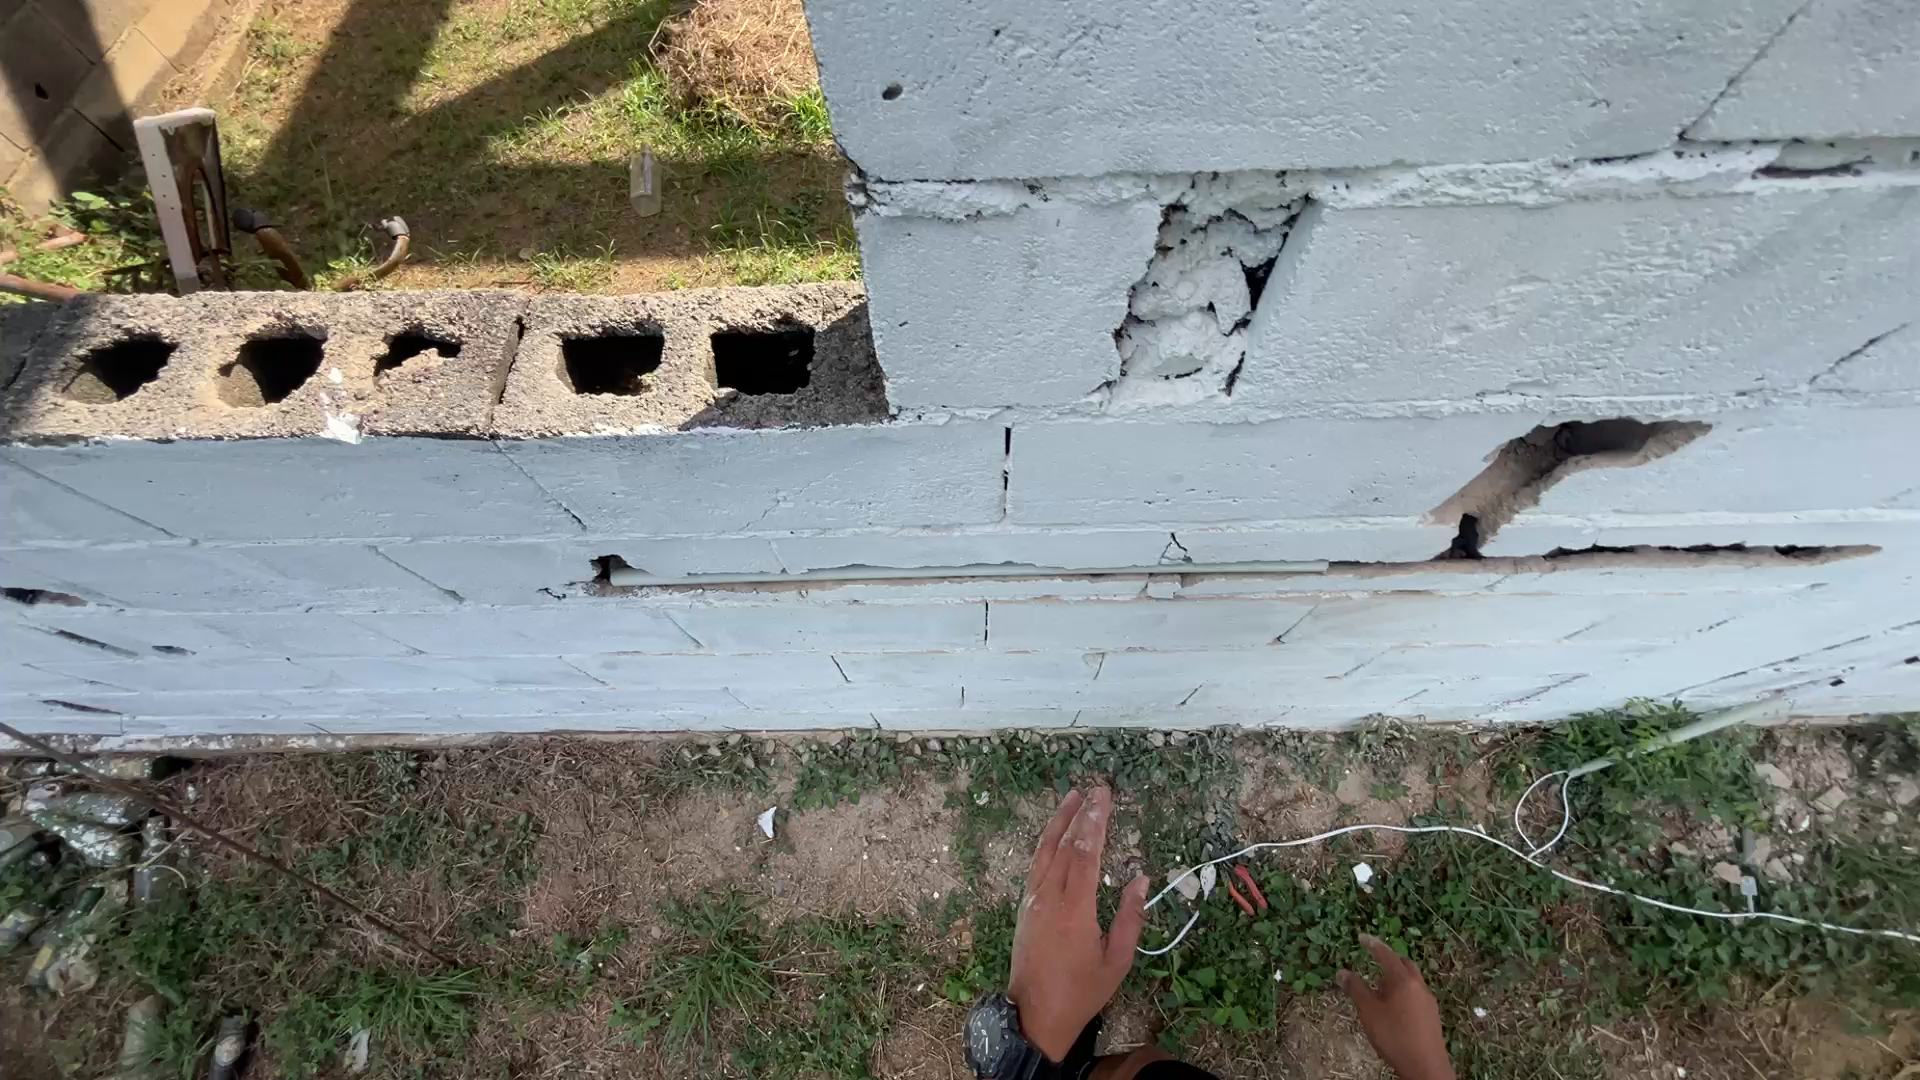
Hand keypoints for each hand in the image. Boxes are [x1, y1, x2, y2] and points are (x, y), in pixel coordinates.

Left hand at [1008, 787, 1149, 1061]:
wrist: (1034, 1015)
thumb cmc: (1081, 991)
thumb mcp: (1117, 962)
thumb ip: (1130, 918)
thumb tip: (1141, 879)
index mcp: (1074, 908)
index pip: (1084, 853)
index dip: (1094, 821)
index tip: (1103, 797)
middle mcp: (1049, 896)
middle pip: (1064, 844)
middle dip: (1081, 814)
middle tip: (1096, 789)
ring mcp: (1033, 898)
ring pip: (1044, 849)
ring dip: (1059, 821)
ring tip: (1072, 796)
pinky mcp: (1025, 904)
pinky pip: (1036, 863)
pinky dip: (1047, 841)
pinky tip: (1055, 832)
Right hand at [1337, 934, 1454, 1079]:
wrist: (1427, 1071)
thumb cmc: (1395, 1036)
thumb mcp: (1368, 1011)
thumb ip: (1356, 989)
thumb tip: (1342, 972)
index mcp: (1404, 981)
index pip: (1387, 955)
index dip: (1373, 944)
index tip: (1362, 937)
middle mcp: (1420, 988)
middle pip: (1405, 965)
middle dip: (1389, 960)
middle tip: (1374, 960)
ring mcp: (1429, 1004)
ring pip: (1412, 981)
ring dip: (1396, 978)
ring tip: (1379, 987)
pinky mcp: (1432, 1019)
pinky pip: (1416, 995)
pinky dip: (1403, 992)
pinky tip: (1392, 1007)